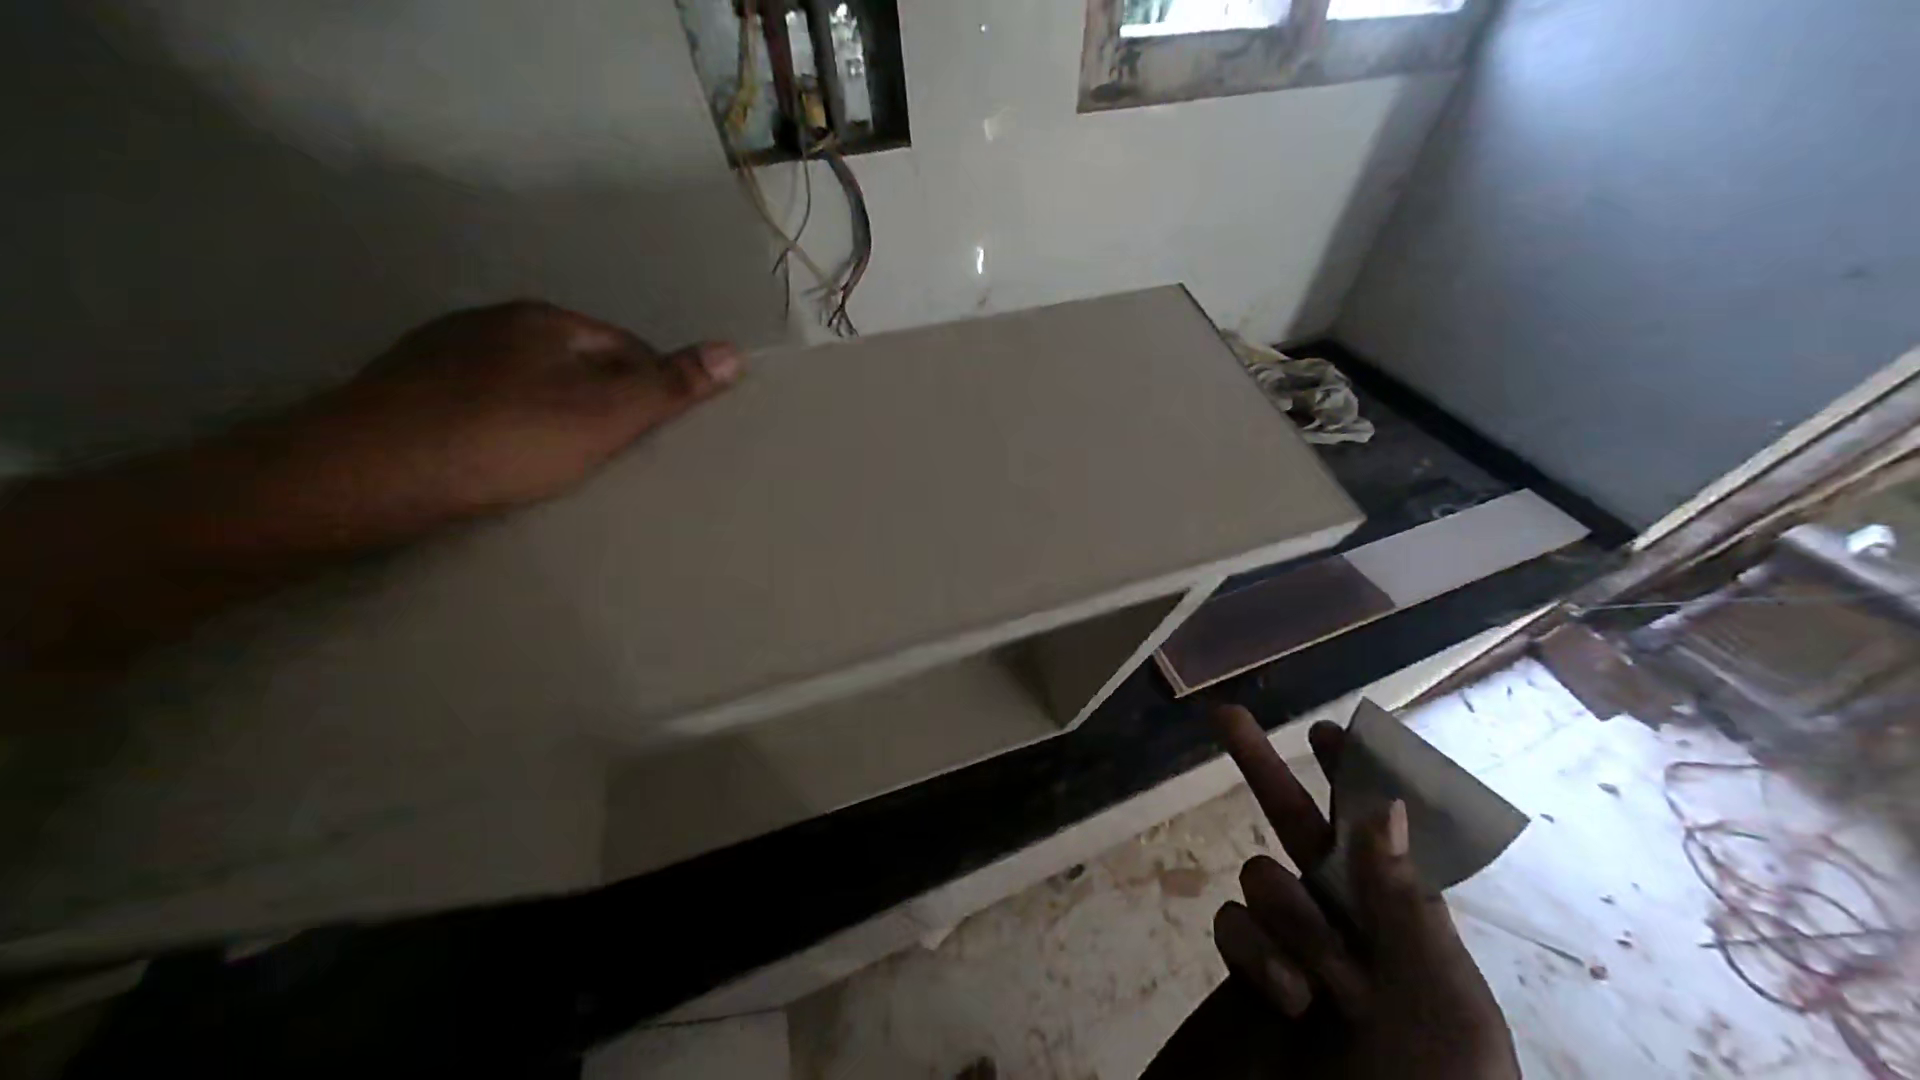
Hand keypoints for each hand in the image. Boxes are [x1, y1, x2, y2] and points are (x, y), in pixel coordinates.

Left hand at [248, 300, 742, 550]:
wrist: (363, 474)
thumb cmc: (505, 441)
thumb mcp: (604, 416)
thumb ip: (668, 386)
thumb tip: (734, 350)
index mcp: (545, 320)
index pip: (626, 346)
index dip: (652, 387)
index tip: (658, 434)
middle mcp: (492, 321)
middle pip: (575, 360)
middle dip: (603, 398)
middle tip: (615, 453)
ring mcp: (442, 352)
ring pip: (526, 379)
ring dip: (553, 409)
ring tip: (561, 460)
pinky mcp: (406, 389)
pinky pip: (483, 399)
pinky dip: (506, 422)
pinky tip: (502, 456)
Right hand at [1144, 705, 1518, 1079]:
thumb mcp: (1439, 1011)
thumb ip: (1406, 907)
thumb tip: (1384, 806)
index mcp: (1412, 934)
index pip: (1382, 834)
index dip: (1357, 778)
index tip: (1329, 732)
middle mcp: (1351, 930)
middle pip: (1302, 832)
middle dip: (1264, 771)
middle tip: (1224, 717)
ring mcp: (1292, 951)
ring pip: (1264, 879)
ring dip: (1289, 918)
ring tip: (1317, 988)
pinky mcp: (1247, 973)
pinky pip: (1233, 924)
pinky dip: (1254, 952)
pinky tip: (1282, 1000)